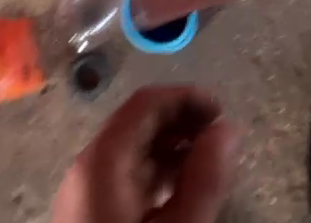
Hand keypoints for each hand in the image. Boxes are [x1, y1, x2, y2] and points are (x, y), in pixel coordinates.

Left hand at [50, 86, 239, 222]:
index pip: (146, 104)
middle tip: (224, 141)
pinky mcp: (87, 219)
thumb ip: (204, 178)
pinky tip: (182, 194)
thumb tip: (228, 129)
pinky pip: (124, 179)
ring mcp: (83, 195)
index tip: (225, 114)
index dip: (187, 99)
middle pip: (137, 125)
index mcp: (101, 160)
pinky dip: (156, 175)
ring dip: (172, 150)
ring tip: (211, 167)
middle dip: (182, 124)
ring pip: (131, 153)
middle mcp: (86, 168)